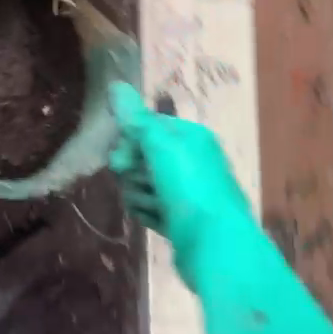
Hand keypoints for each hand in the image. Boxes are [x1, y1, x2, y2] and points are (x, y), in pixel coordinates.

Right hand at [107, 83, 250, 276]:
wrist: (217, 248)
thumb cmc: (190, 187)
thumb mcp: (159, 143)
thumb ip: (133, 116)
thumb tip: (116, 84)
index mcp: (190, 137)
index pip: (144, 125)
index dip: (128, 139)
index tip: (123, 155)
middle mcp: (189, 161)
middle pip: (138, 155)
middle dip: (132, 170)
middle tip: (139, 179)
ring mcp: (185, 192)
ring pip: (139, 183)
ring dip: (139, 194)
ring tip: (156, 206)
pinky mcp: (178, 220)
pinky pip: (147, 207)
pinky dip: (148, 213)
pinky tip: (157, 221)